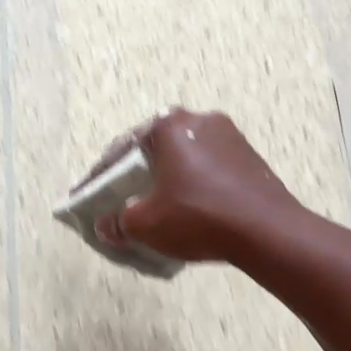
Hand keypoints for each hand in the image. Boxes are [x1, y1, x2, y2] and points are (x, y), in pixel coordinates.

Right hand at [79, 107, 301, 261]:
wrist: (266, 231)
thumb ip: (118, 221)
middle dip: (133, 177)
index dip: (97, 179)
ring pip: (182, 161)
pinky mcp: (248, 158)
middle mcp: (198, 120)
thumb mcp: (144, 224)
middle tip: (117, 201)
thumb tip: (105, 225)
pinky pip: (207, 171)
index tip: (85, 199)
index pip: (120, 151)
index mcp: (168, 125)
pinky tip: (185, 211)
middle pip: (153, 151)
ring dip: (164, 182)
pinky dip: (190, 187)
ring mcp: (229, 137)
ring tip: (151, 209)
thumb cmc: (196, 217)